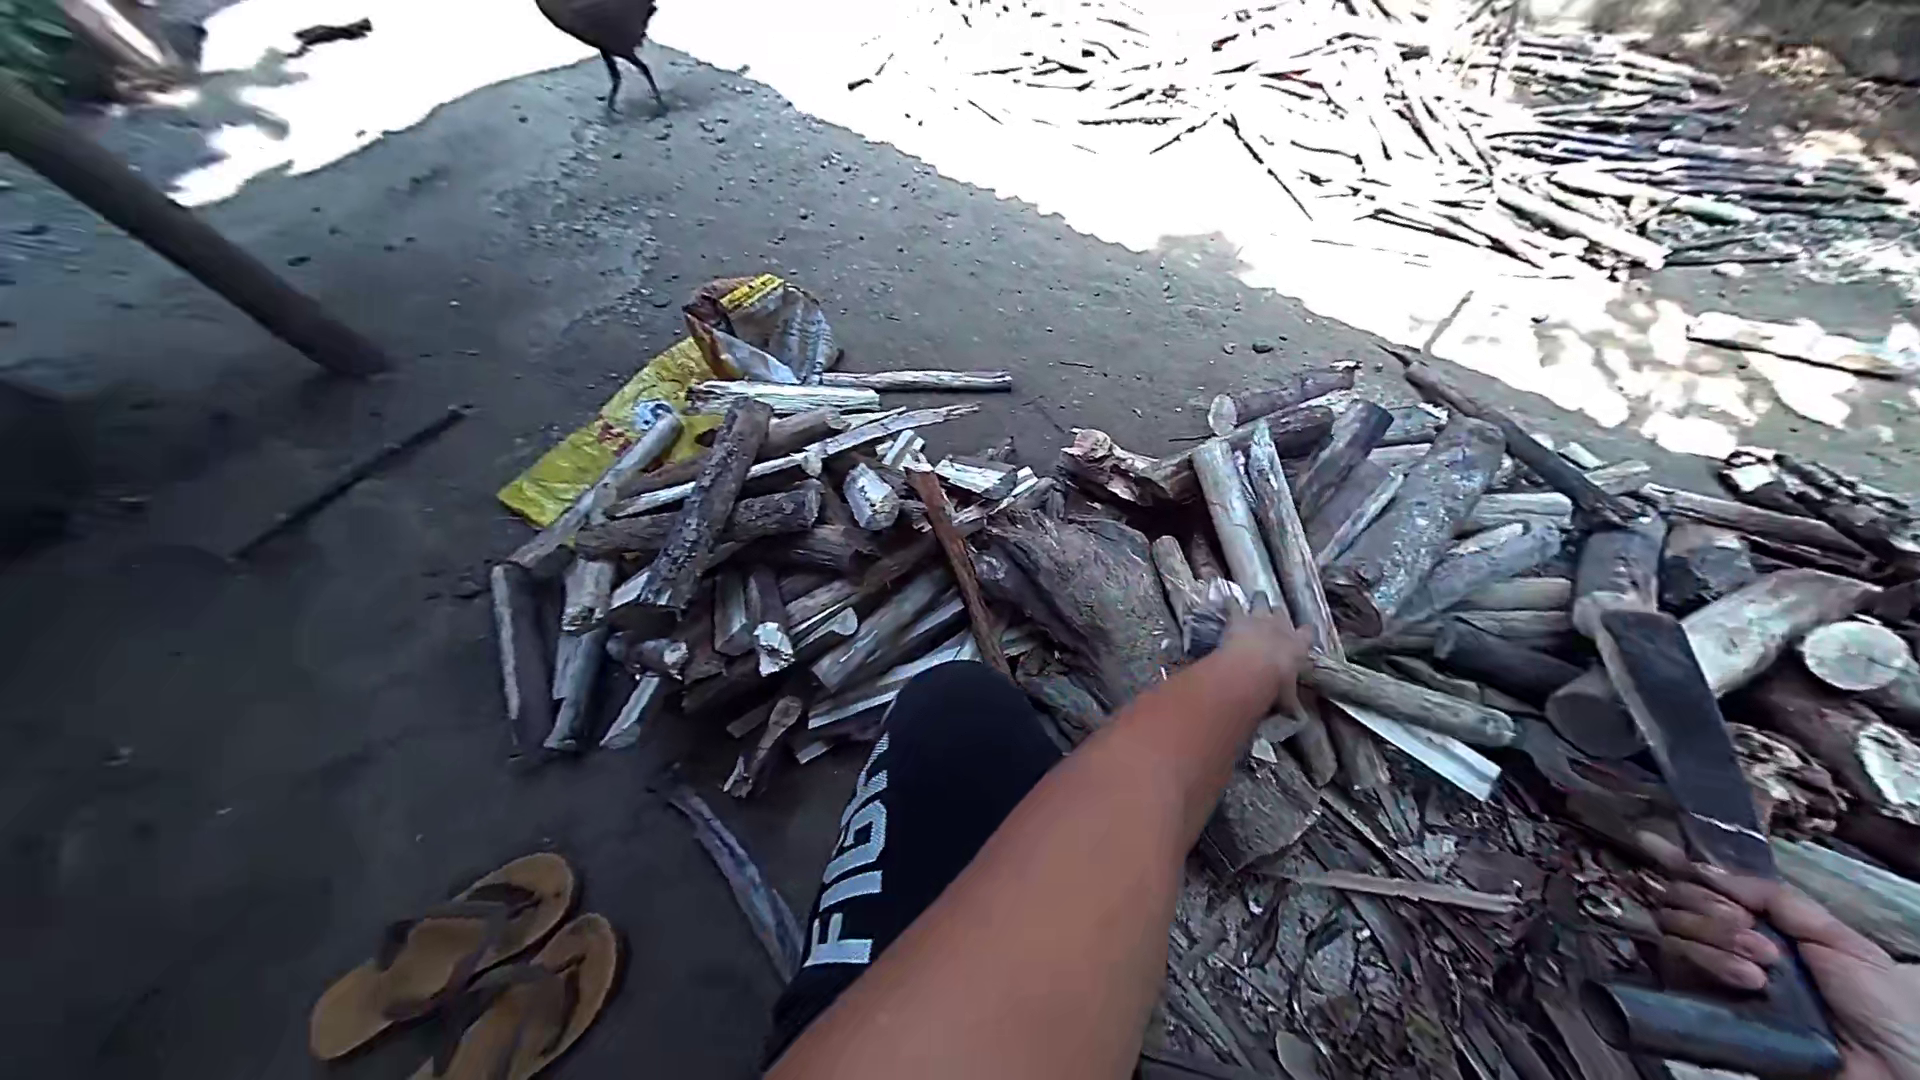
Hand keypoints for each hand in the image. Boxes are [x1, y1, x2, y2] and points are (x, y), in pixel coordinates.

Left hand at [1216, 607, 1313, 714]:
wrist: (1254, 665)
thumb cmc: (1275, 683)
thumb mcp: (1286, 696)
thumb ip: (1291, 704)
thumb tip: (1298, 718)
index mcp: (1298, 645)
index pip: (1308, 634)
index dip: (1306, 631)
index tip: (1305, 629)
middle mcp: (1281, 627)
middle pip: (1282, 613)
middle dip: (1278, 612)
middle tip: (1274, 611)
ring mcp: (1259, 618)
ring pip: (1261, 602)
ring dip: (1258, 600)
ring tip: (1256, 595)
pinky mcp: (1238, 616)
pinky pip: (1233, 604)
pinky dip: (1230, 602)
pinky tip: (1226, 598)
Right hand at [1640, 832, 1919, 1079]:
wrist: (1886, 1072)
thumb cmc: (1879, 1008)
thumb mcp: (1845, 943)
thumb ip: (1777, 898)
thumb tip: (1702, 867)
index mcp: (1758, 919)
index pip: (1703, 880)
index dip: (1673, 859)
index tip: (1648, 841)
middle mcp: (1723, 934)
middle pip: (1678, 895)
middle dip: (1708, 905)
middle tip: (1749, 929)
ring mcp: (1704, 961)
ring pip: (1672, 922)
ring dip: (1715, 936)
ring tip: (1762, 964)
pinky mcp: (1690, 988)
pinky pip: (1673, 956)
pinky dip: (1707, 960)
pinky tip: (1746, 979)